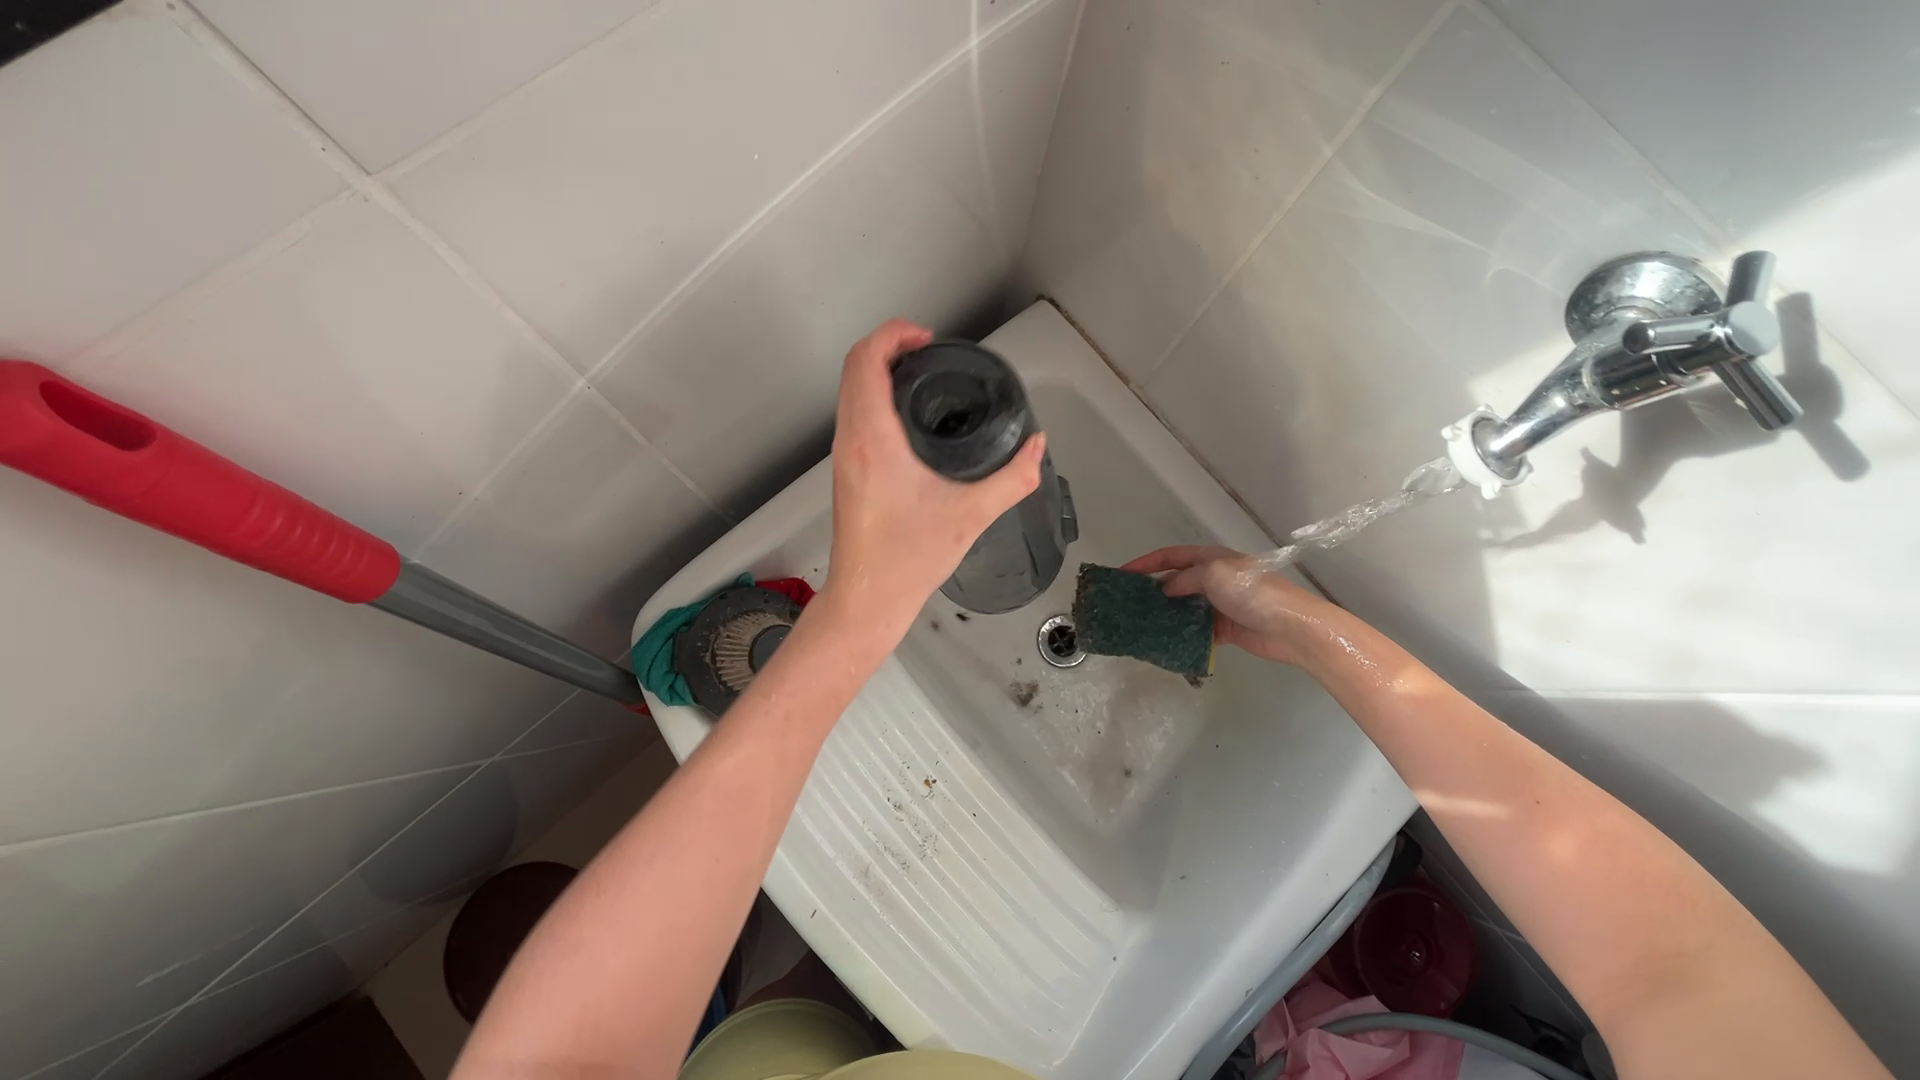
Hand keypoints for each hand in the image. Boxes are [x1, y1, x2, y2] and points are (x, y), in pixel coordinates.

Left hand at [822, 319, 1044, 634]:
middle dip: (888, 345)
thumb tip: (1036, 448)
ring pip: (849, 390)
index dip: (893, 335)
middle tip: (927, 349)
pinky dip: (873, 395)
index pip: (866, 361)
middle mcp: (850, 441)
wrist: (867, 598)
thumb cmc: (906, 561)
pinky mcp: (847, 470)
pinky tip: (907, 412)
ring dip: (878, 369)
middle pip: (853, 368)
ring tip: (920, 373)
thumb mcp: (971, 516)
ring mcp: (844, 456)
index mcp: (873, 441)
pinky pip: (853, 413)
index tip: (926, 339)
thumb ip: (1013, 479)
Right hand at [1119, 546, 1342, 667]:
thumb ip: (1186, 578)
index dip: (1146, 562)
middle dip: (1152, 590)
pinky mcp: (1225, 629)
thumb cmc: (1253, 592)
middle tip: (1127, 603)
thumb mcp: (1215, 574)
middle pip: (1176, 581)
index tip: (1122, 573)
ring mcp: (1220, 605)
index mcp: (1212, 559)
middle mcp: (1214, 579)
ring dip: (1165, 614)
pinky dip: (1181, 635)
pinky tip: (1164, 642)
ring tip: (1140, 624)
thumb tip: (1166, 588)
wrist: (1291, 627)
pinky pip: (1196, 631)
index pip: (1171, 556)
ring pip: (1184, 608)